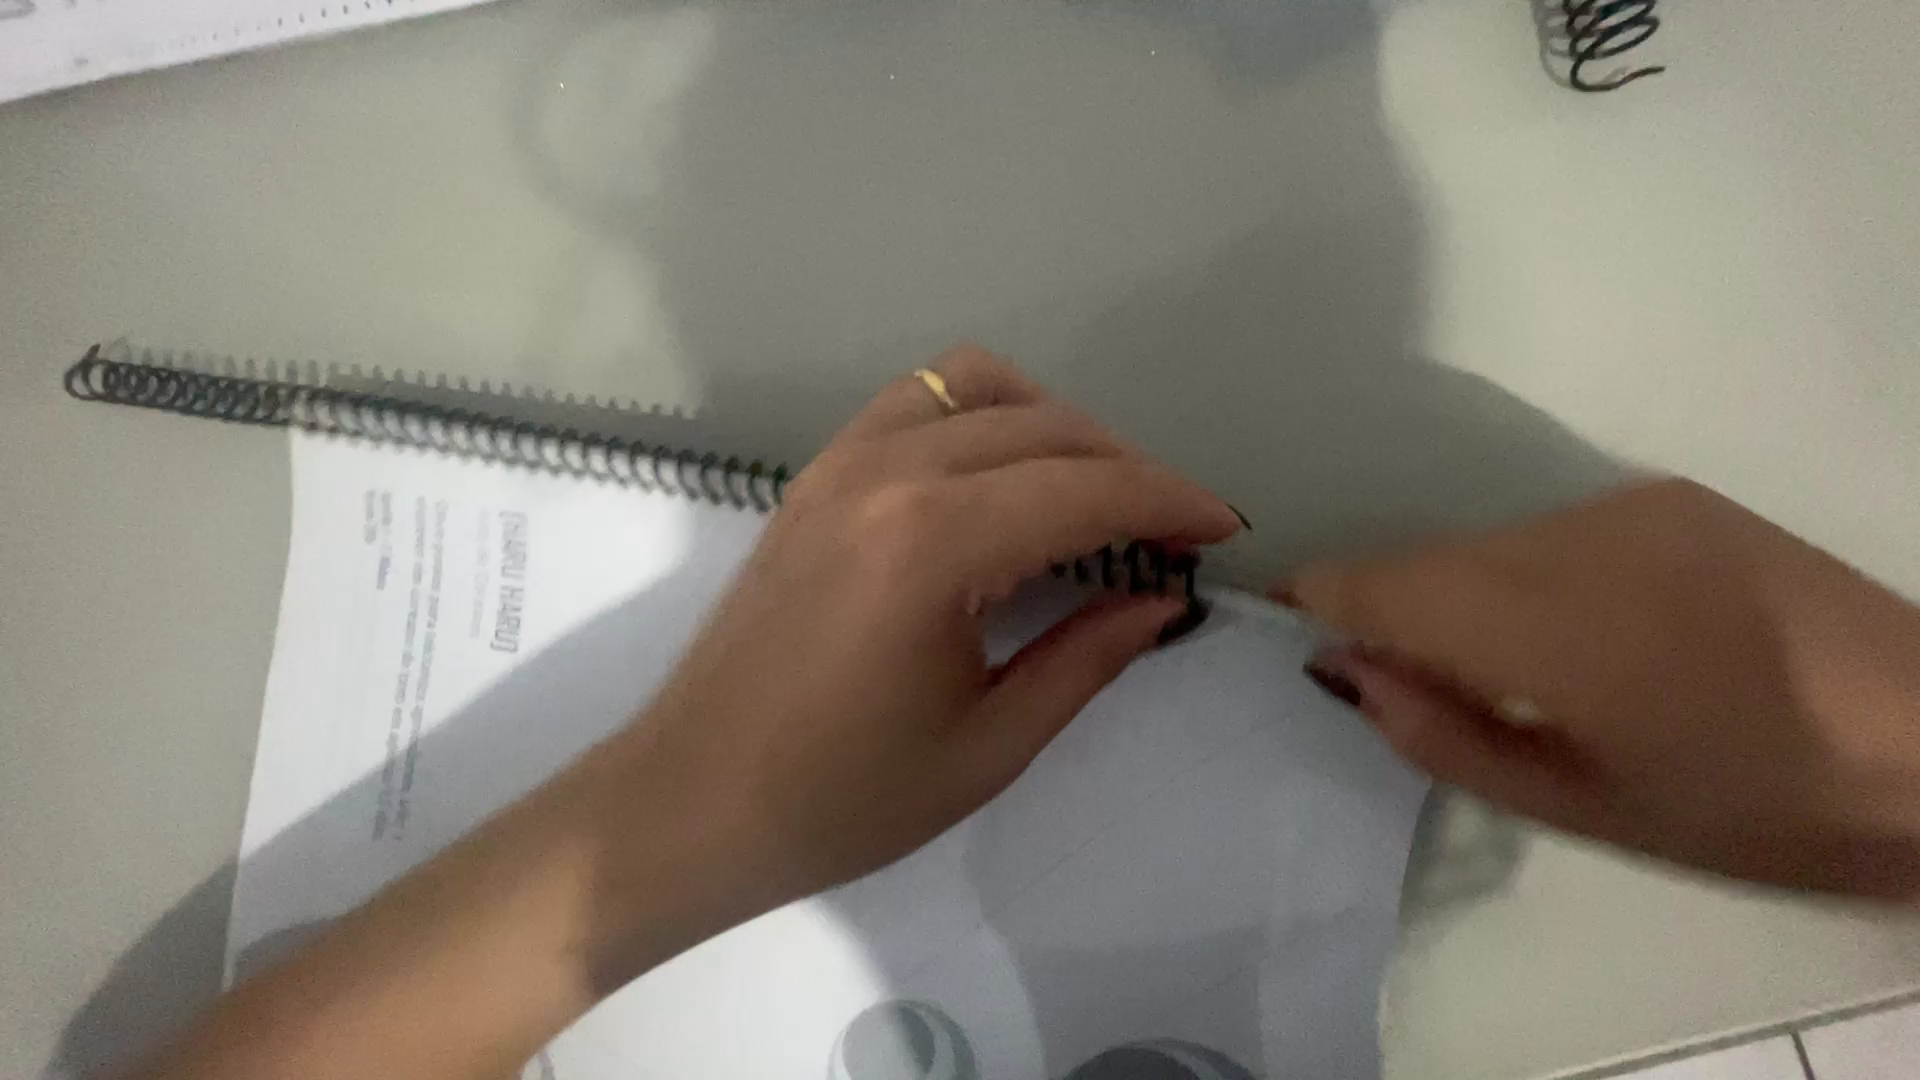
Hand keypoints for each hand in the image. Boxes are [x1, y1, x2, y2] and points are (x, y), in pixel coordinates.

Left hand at [131, 347, 1240, 1079]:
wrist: (690, 800)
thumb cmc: (841, 797)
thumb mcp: (988, 744)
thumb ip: (1087, 656)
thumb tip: (1161, 599)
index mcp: (935, 544)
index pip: (1087, 490)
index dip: (1169, 502)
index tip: (1219, 528)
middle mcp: (889, 472)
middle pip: (1046, 428)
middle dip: (1128, 468)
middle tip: (1169, 529)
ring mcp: (842, 460)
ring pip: (979, 386)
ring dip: (1055, 423)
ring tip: (1090, 491)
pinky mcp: (815, 473)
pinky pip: (917, 400)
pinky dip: (981, 414)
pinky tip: (1003, 475)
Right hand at [1281, 478, 1919, 899]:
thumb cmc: (1759, 804)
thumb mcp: (1581, 808)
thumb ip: (1439, 734)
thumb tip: (1343, 671)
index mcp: (1549, 626)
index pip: (1375, 586)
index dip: (1309, 600)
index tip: (1276, 630)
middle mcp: (1568, 540)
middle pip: (1414, 562)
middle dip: (1378, 611)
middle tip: (1391, 676)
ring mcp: (1616, 508)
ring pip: (1469, 547)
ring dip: (1450, 598)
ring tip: (1501, 665)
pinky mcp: (1656, 496)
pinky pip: (1531, 536)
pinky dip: (1511, 579)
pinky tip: (1573, 629)